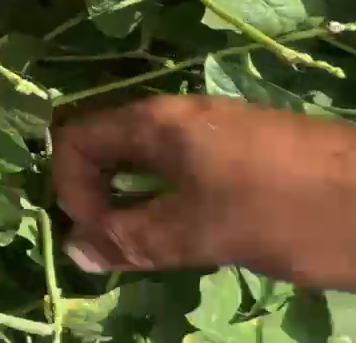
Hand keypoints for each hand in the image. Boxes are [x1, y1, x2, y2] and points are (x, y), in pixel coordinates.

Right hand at [53, 95, 355, 286]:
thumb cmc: (296, 213)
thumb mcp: (212, 234)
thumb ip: (138, 240)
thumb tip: (74, 251)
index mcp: (151, 122)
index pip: (74, 141)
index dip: (71, 188)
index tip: (102, 237)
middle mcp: (175, 115)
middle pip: (109, 147)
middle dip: (105, 195)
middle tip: (127, 243)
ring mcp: (219, 128)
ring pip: (153, 160)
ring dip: (146, 200)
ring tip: (173, 243)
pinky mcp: (257, 148)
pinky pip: (192, 166)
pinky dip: (184, 197)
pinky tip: (219, 228)